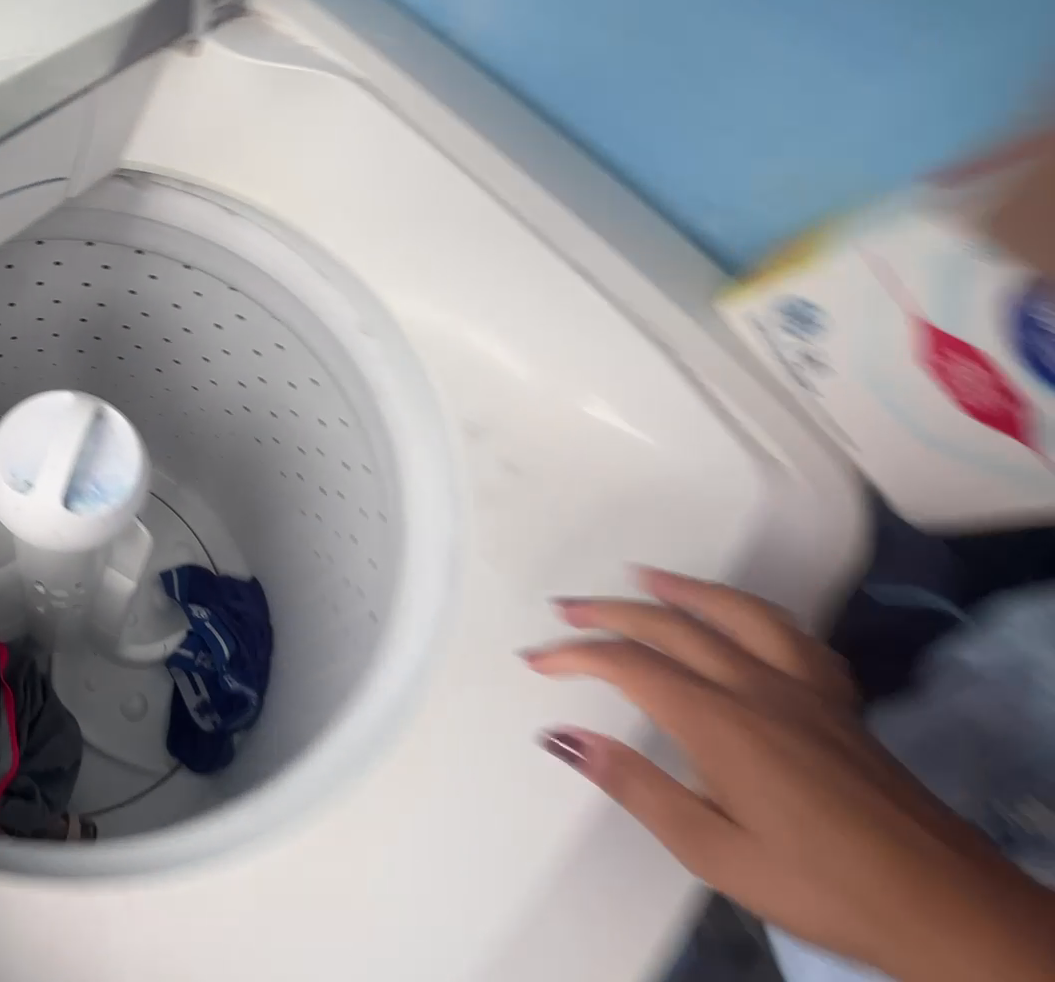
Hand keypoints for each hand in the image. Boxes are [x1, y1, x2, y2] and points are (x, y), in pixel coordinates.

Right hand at [527, 569, 1054, 981]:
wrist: (952, 912)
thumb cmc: (819, 884)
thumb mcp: (710, 849)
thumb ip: (634, 785)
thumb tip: (563, 738)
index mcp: (721, 722)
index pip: (629, 665)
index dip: (574, 654)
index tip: (537, 660)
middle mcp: (760, 690)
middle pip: (673, 627)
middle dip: (610, 612)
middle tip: (566, 607)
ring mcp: (807, 691)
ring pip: (738, 615)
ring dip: (684, 590)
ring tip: (646, 577)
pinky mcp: (839, 704)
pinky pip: (792, 637)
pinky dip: (751, 614)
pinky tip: (740, 617)